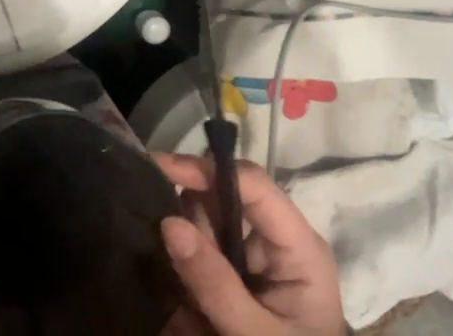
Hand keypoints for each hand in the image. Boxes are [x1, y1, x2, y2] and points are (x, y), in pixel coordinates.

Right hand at [152, 154, 345, 335]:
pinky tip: (166, 274)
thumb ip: (216, 285)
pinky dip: (176, 253)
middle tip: (154, 233)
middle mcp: (274, 240)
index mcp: (298, 247)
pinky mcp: (230, 273)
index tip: (157, 167)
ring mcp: (250, 255)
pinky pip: (195, 244)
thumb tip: (169, 222)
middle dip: (185, 207)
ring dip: (177, 233)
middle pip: (221, 195)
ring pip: (201, 216)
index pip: (253, 185)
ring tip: (166, 271)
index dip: (207, 169)